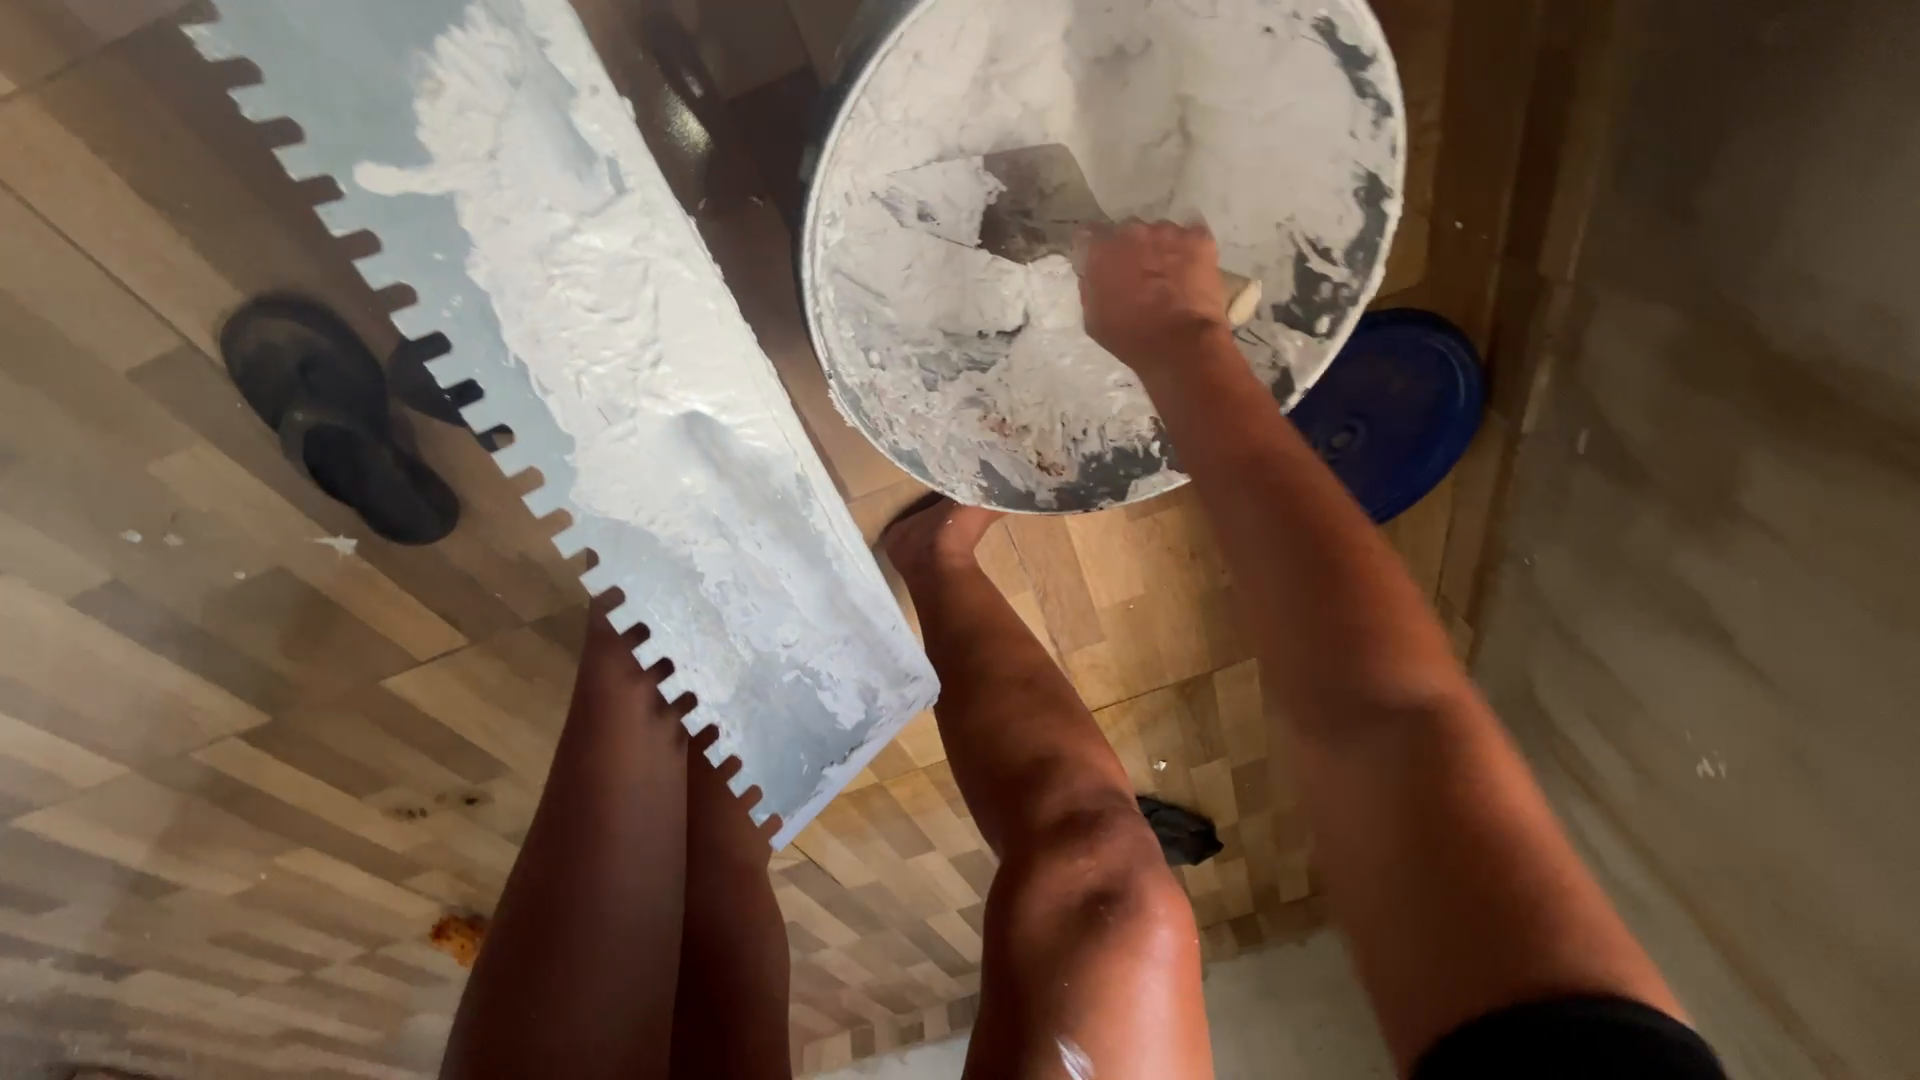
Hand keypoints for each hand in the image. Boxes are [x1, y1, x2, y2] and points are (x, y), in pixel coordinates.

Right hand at [1079, 221, 1232, 378]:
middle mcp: (1131, 231)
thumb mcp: (1093, 319)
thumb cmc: (1131, 337)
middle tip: (1136, 275)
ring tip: (1167, 277)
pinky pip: (1189, 238)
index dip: (1093, 250)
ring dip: (1158, 249)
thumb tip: (1093, 276)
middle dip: (1128, 249)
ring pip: (1159, 233)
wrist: (1181, 342)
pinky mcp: (1198, 238)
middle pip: (1126, 232)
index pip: (1087, 235)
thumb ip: (1090, 288)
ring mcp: (1167, 231)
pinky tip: (1189, 273)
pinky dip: (1188, 252)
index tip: (1098, 265)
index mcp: (1100, 250)